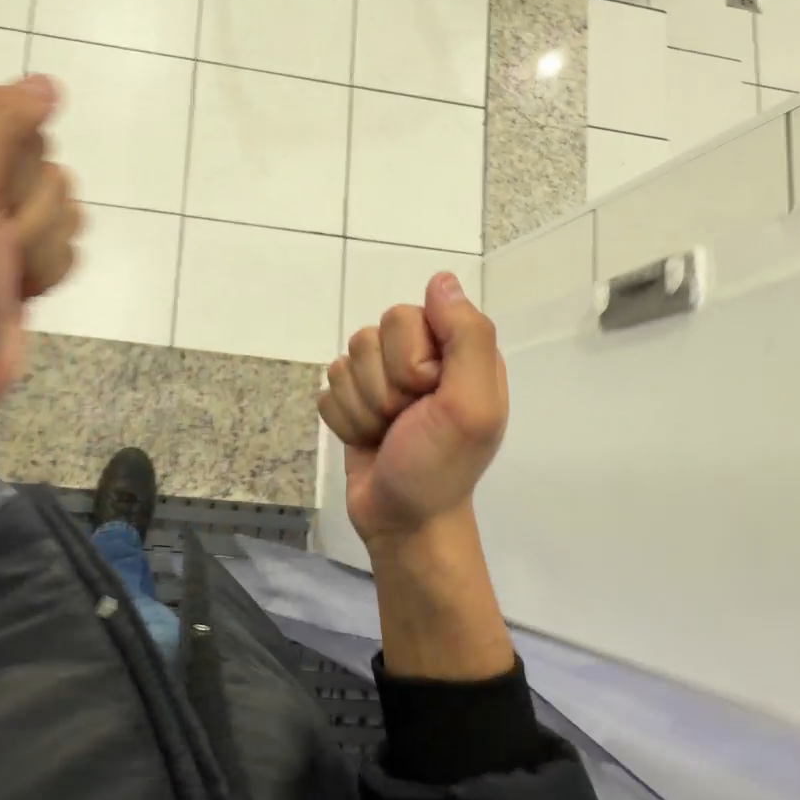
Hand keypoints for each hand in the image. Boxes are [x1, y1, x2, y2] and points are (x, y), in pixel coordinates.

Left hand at [0, 75, 82, 418]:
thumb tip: (47, 82)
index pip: (21, 123)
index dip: (16, 170)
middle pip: (49, 167)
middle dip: (31, 216)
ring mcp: (3, 219)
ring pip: (67, 207)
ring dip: (42, 248)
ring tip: (7, 273)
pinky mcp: (27, 254)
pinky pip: (71, 243)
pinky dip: (50, 270)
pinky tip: (21, 288)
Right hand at [318, 272, 507, 554]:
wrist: (402, 521)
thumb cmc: (441, 466)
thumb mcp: (472, 405)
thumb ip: (466, 337)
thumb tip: (441, 279)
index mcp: (456, 351)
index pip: (408, 315)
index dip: (409, 357)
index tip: (428, 392)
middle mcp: (419, 357)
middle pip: (369, 336)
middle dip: (381, 386)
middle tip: (406, 418)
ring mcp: (382, 379)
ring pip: (344, 361)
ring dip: (362, 407)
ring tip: (387, 433)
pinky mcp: (352, 401)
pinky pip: (327, 389)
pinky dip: (343, 420)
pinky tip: (367, 439)